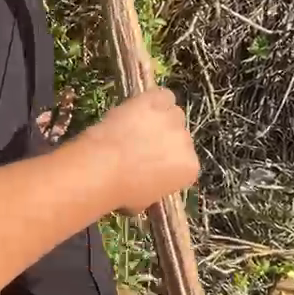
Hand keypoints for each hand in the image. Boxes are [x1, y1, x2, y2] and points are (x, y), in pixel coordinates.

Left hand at [66, 88, 199, 213]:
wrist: (103, 167)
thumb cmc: (123, 191)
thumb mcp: (146, 199)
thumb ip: (156, 185)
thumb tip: (148, 180)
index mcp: (190, 168)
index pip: (185, 159)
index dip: (168, 159)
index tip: (153, 160)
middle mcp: (186, 142)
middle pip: (181, 135)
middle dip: (165, 138)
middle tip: (143, 141)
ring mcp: (171, 119)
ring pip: (173, 112)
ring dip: (161, 117)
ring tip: (141, 123)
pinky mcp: (154, 101)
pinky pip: (163, 95)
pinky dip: (155, 98)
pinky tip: (142, 105)